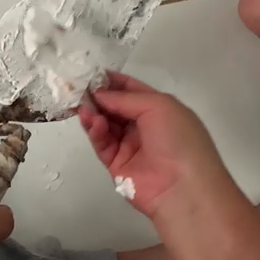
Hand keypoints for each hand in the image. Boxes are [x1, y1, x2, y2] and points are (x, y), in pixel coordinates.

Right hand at [78, 72, 233, 216]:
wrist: (183, 187)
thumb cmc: (178, 139)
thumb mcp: (159, 106)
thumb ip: (125, 98)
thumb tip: (98, 94)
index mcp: (159, 108)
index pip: (131, 90)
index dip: (112, 80)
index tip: (90, 72)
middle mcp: (144, 125)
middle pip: (115, 106)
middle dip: (97, 97)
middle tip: (76, 88)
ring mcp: (130, 145)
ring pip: (105, 124)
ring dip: (94, 113)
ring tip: (82, 106)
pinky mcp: (117, 164)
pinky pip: (103, 143)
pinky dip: (96, 131)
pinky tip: (93, 122)